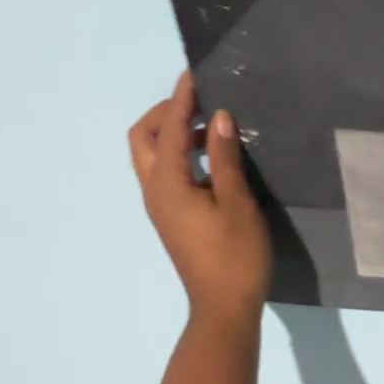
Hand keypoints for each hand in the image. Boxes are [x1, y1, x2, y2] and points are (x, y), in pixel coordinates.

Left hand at [129, 70, 270, 326]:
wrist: (224, 308)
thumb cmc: (235, 257)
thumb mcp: (238, 205)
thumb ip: (225, 159)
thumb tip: (218, 119)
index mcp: (168, 183)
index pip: (171, 128)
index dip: (183, 99)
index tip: (196, 75)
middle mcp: (155, 190)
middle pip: (146, 138)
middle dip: (167, 115)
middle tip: (199, 106)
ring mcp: (160, 208)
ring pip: (153, 158)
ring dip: (175, 137)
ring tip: (213, 133)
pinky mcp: (172, 221)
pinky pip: (167, 176)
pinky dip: (182, 159)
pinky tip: (212, 165)